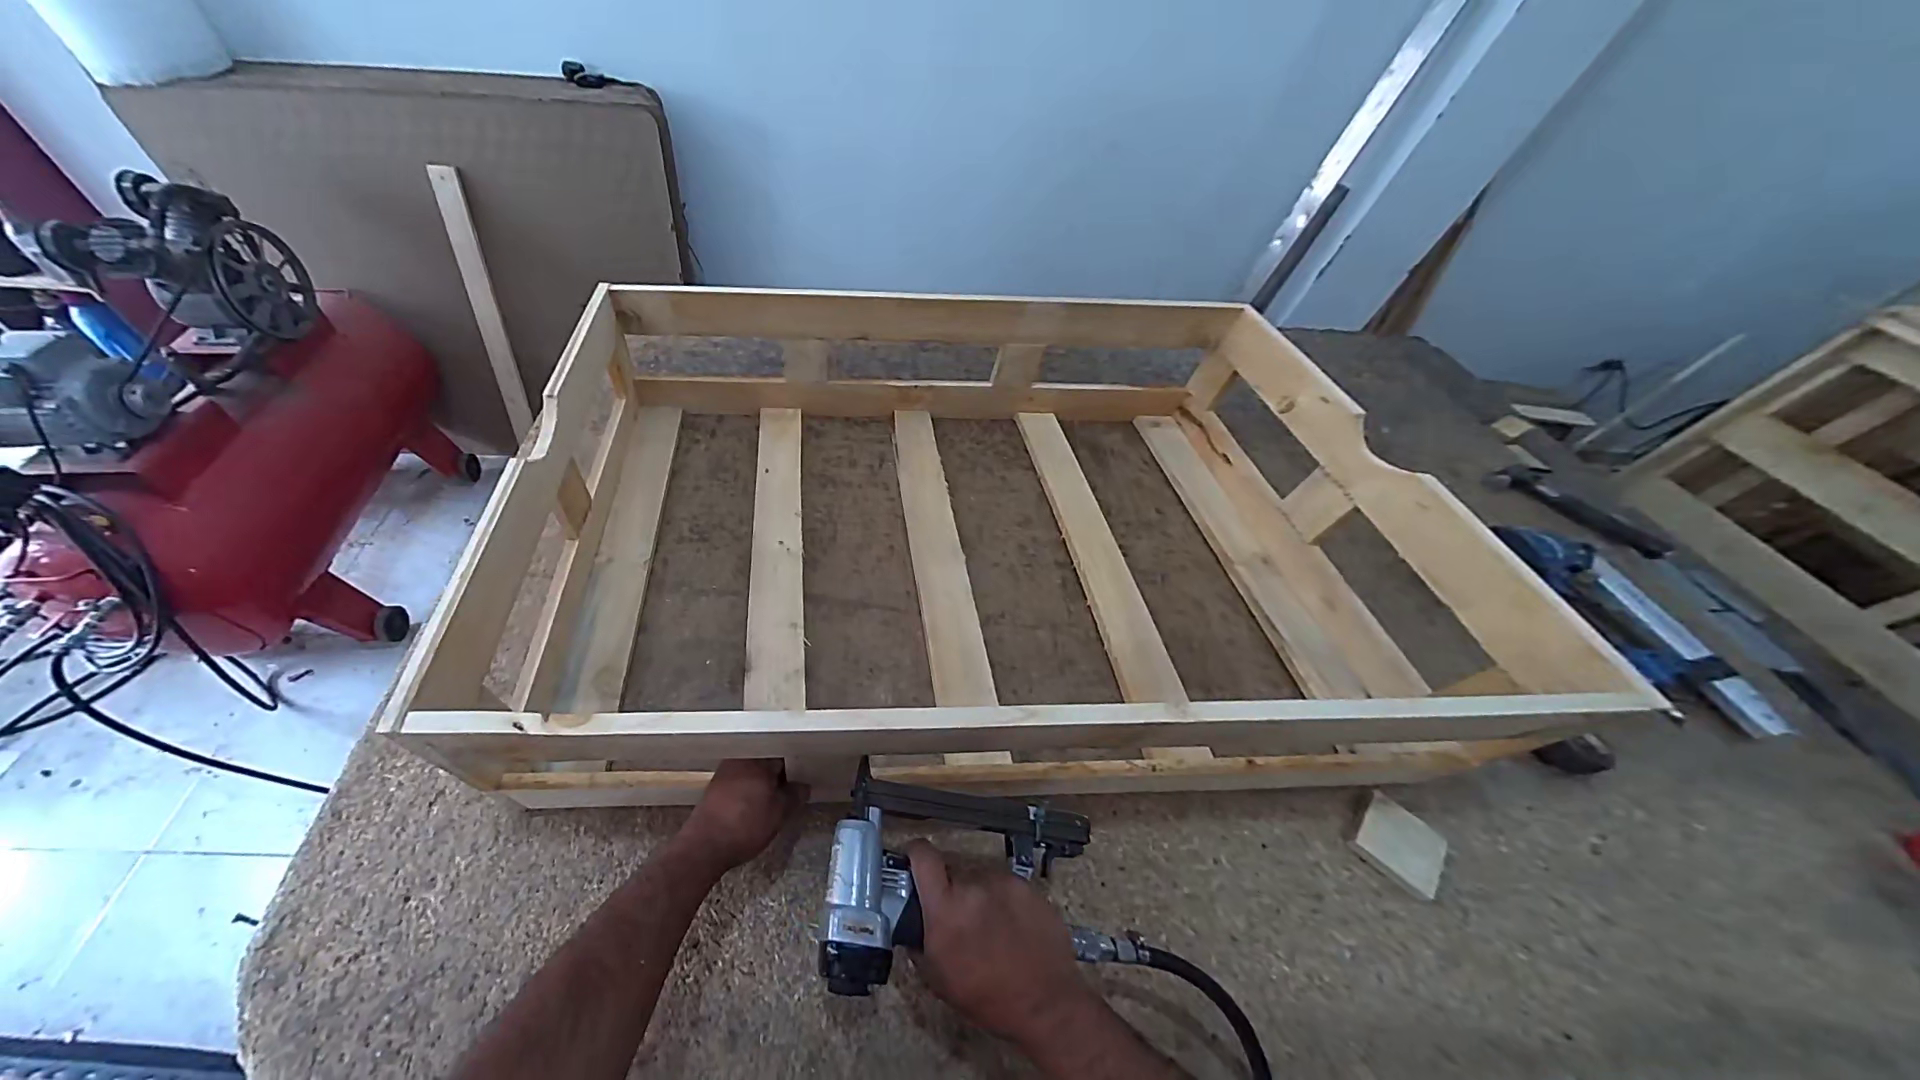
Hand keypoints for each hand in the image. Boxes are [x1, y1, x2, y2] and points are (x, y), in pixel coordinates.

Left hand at [678, 759, 806, 873]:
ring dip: (762, 782)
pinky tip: (752, 805)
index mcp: (759, 759)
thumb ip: (796, 795)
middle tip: (790, 791)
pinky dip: (748, 790)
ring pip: (751, 771)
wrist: (703, 847)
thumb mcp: (780, 813)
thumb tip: (803, 786)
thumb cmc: (746, 826)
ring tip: (772, 800)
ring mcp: (724, 772)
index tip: (802, 780)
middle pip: (766, 760)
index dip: (796, 767)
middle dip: (778, 774)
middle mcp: (740, 759)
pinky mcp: (713, 787)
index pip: (784, 754)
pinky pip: (738, 781)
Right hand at [904, 840, 1104, 1049]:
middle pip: (953, 870)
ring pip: (981, 878)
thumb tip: (913, 921)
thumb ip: (919, 939)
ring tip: (990, 928)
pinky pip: (1006, 885)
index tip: (915, 859)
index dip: (916, 853)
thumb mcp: (937, 978)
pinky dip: (1004, 900)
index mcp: (945, 907)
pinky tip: (1012, 927)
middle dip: (952, 890)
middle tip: (959, 918)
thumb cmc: (987, 997)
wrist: (1044, 1002)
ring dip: (979, 895)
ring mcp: (1004, 882)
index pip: (923, 855)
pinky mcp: (1028, 886)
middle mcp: (973, 885)